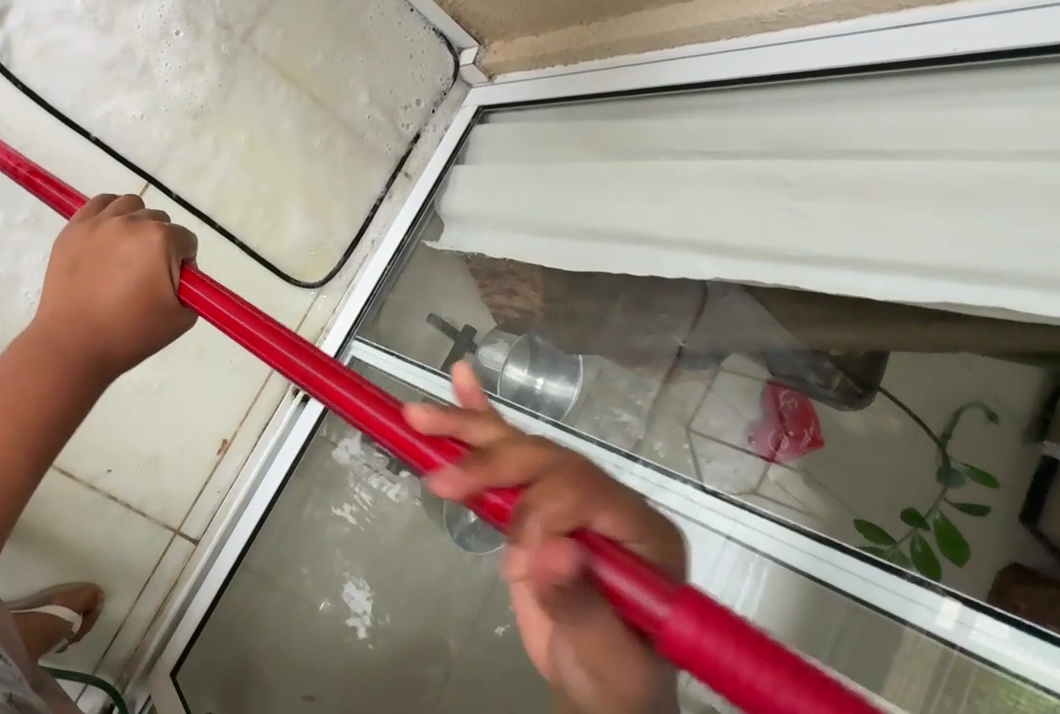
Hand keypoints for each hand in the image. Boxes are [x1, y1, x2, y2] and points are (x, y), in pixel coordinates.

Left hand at [32, 194, 197, 377]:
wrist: (74, 344)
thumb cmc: (131, 334)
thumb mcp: (182, 317)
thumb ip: (193, 288)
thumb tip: (182, 274)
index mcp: (161, 240)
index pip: (187, 241)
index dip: (183, 265)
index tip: (169, 287)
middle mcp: (131, 221)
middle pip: (159, 222)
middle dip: (160, 246)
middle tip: (145, 277)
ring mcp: (99, 222)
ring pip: (131, 206)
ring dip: (136, 225)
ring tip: (126, 255)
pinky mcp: (74, 228)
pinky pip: (100, 203)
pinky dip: (109, 214)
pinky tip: (108, 237)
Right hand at [406, 362, 685, 713]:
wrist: (600, 681)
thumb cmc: (615, 675)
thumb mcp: (607, 656)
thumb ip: (582, 604)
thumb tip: (553, 551)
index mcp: (641, 531)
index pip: (585, 490)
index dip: (540, 512)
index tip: (514, 564)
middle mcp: (607, 500)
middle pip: (546, 459)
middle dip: (490, 464)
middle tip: (441, 481)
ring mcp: (571, 495)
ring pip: (519, 446)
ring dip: (467, 427)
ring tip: (418, 416)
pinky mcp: (535, 497)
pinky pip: (509, 449)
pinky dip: (481, 415)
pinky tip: (461, 379)